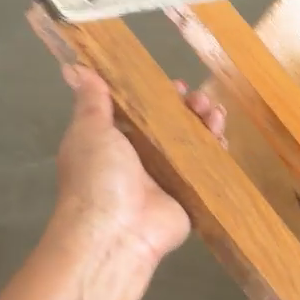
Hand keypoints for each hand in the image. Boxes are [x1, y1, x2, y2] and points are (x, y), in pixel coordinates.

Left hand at [51, 65, 225, 265]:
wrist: (116, 231)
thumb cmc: (97, 177)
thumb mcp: (89, 131)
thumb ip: (92, 101)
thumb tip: (76, 68)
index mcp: (116, 140)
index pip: (144, 110)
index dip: (161, 95)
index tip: (175, 85)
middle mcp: (143, 156)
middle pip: (174, 124)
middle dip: (190, 108)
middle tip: (200, 99)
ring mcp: (168, 176)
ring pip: (194, 142)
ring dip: (207, 124)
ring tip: (214, 113)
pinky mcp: (190, 193)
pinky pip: (208, 167)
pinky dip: (218, 150)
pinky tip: (223, 137)